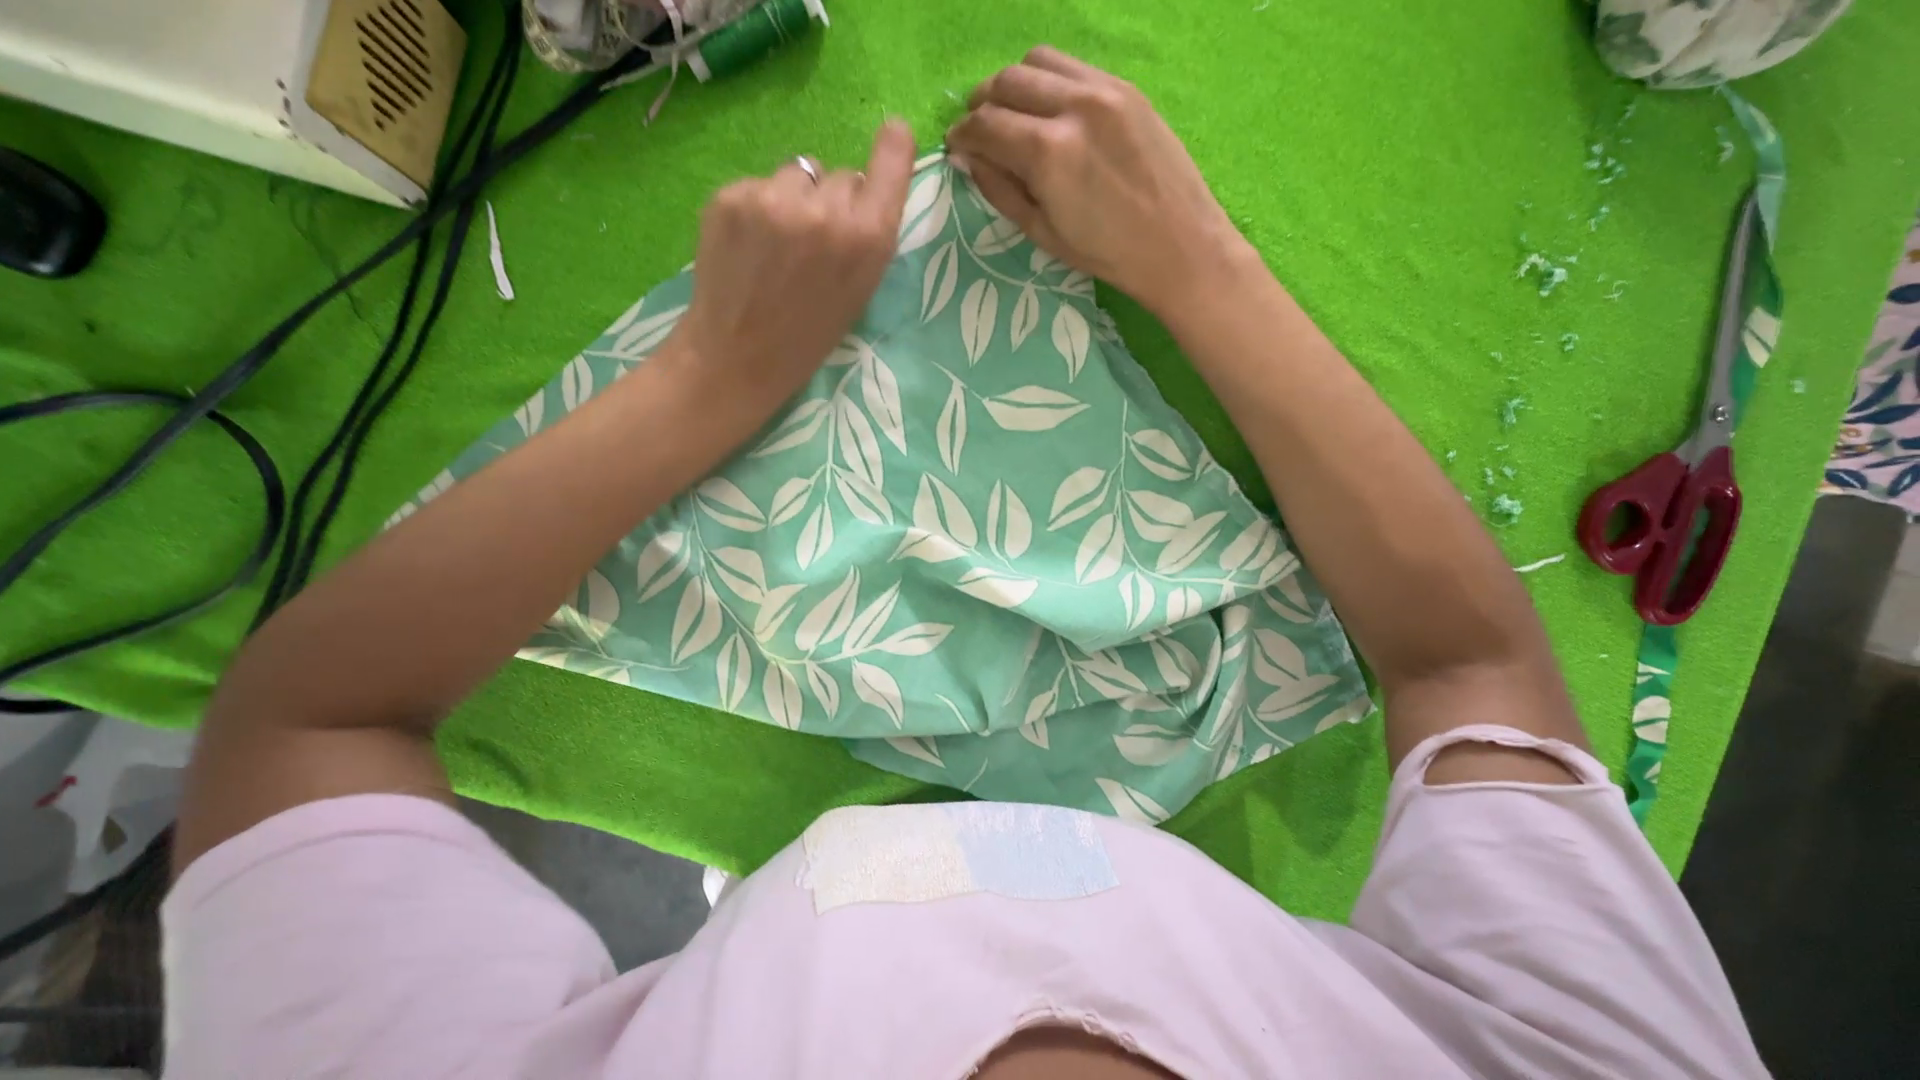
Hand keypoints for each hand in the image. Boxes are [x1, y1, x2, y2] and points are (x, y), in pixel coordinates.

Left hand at [664, 120, 916, 418]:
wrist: (737, 356)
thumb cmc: (809, 334)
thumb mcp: (860, 288)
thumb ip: (867, 234)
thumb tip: (858, 185)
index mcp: (869, 237)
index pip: (890, 164)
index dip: (892, 147)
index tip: (892, 131)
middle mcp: (827, 209)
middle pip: (840, 175)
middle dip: (831, 200)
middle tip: (812, 245)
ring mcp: (775, 199)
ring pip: (795, 175)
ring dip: (790, 199)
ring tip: (774, 246)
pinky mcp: (732, 196)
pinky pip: (757, 185)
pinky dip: (753, 209)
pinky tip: (746, 247)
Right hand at [946, 48, 1254, 319]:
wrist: (1181, 246)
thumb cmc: (1107, 254)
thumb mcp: (1041, 232)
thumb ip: (998, 188)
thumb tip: (966, 157)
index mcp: (1048, 152)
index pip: (984, 123)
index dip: (961, 134)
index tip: (955, 147)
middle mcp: (1074, 107)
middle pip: (1006, 82)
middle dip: (982, 104)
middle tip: (980, 131)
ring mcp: (1104, 91)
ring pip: (1037, 62)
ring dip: (1014, 84)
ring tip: (1013, 115)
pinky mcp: (1127, 89)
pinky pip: (1073, 67)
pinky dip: (1050, 81)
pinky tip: (1050, 112)